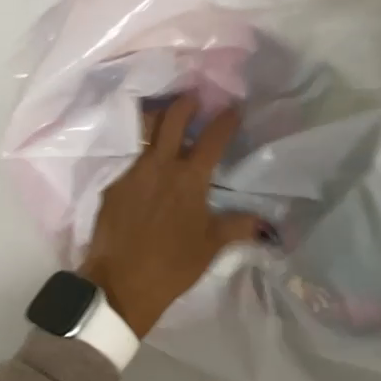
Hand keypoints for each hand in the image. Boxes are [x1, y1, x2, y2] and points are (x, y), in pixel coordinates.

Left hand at [80, 94, 263, 337]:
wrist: (120, 284)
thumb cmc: (172, 265)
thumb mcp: (210, 246)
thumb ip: (237, 227)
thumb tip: (267, 223)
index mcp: (190, 178)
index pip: (213, 137)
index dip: (226, 119)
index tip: (234, 107)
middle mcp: (160, 165)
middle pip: (172, 118)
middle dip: (185, 102)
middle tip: (194, 97)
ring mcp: (132, 171)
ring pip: (145, 132)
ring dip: (159, 120)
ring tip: (167, 119)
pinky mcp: (113, 184)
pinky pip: (129, 157)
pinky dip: (141, 152)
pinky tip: (146, 160)